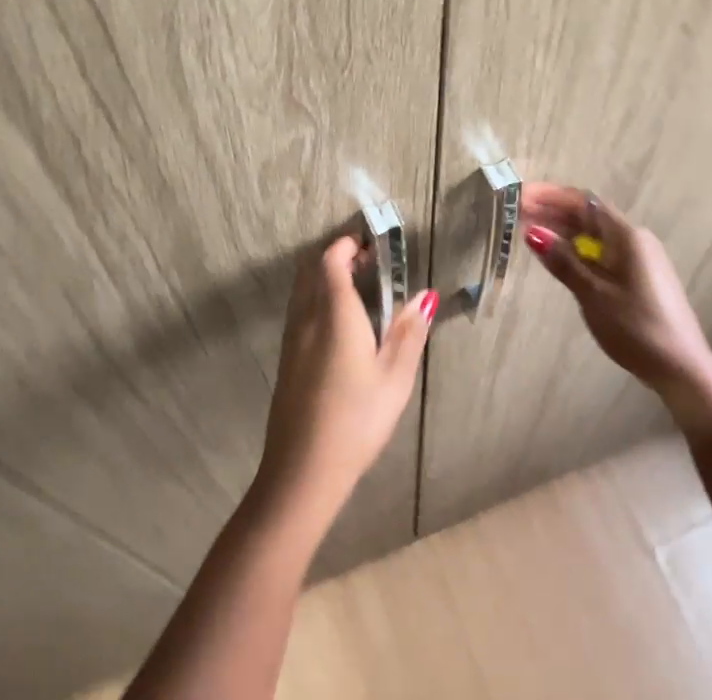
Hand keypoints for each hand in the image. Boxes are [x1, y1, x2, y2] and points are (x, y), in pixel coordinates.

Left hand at [256, 233, 437, 520]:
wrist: (303, 469)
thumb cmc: (357, 420)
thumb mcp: (396, 377)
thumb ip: (409, 332)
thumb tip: (424, 295)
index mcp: (334, 315)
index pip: (331, 261)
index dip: (348, 243)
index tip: (372, 241)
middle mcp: (306, 319)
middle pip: (311, 270)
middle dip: (336, 255)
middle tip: (369, 261)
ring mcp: (291, 340)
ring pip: (302, 291)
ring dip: (324, 277)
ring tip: (359, 288)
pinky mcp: (287, 360)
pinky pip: (299, 311)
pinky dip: (317, 299)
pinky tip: (340, 323)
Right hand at [520, 184, 711, 396]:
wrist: (680, 367)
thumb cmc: (637, 329)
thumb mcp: (594, 295)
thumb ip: (564, 262)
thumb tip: (533, 233)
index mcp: (627, 237)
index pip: (583, 202)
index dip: (550, 196)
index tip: (520, 197)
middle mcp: (634, 240)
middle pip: (588, 215)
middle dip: (552, 212)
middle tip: (516, 215)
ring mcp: (638, 259)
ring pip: (594, 235)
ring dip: (563, 231)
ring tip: (529, 232)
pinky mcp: (637, 277)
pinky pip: (602, 252)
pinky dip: (577, 250)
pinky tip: (559, 258)